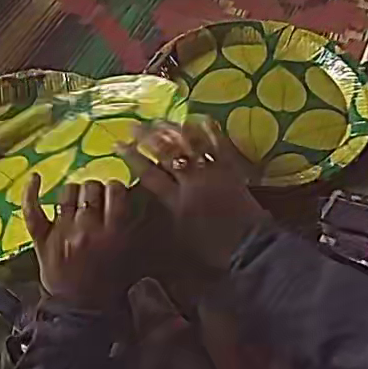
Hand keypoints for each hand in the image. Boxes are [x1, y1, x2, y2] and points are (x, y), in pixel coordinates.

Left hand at [23, 174, 135, 309]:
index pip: (115, 189)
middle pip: (91, 187)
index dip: (115, 188)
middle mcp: (88, 228)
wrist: (81, 310)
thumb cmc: (110, 282)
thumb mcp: (130, 253)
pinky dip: (31, 191)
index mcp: (114, 231)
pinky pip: (33, 210)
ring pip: (67, 192)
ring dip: (75, 193)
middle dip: (96, 190)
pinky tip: (35, 177)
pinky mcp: (41, 239)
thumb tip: (128, 197)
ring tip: (78, 202)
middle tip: (97, 202)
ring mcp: (62, 232)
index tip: (115, 195)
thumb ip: (130, 225)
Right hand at [119, 119, 270, 270]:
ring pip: (189, 144)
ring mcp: (211, 172)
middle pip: (165, 153)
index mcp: (175, 200)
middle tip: (134, 126)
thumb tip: (150, 205)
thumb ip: (165, 216)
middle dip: (146, 137)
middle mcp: (190, 181)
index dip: (131, 157)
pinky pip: (218, 145)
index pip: (148, 173)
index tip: (118, 144)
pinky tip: (200, 119)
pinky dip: (209, 130)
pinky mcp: (230, 169)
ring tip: (160, 121)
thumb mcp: (181, 237)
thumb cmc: (213, 248)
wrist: (249, 245)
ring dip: (173, 130)